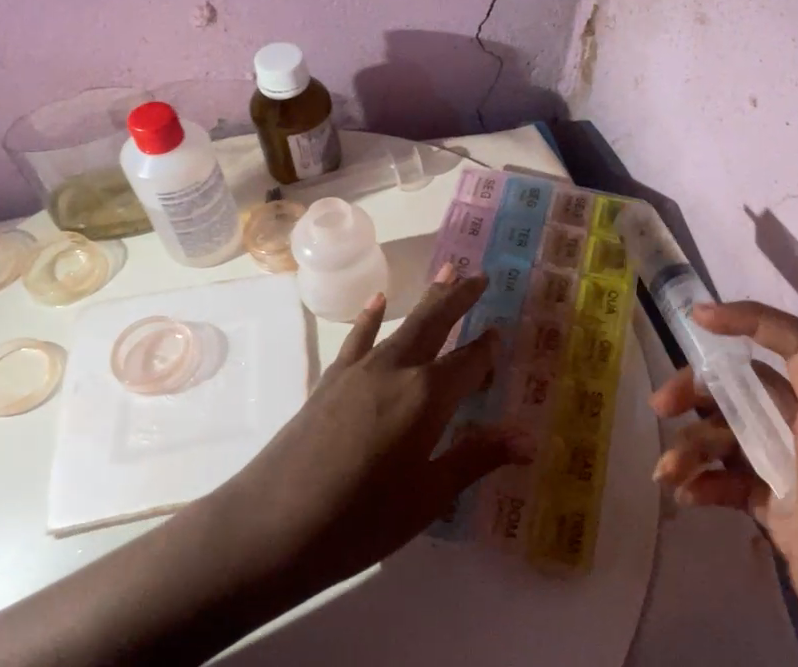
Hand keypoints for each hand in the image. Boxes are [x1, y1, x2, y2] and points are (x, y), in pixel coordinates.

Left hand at [202, 265, 532, 597]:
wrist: (269, 526)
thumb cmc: (359, 519)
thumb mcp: (428, 497)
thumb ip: (475, 458)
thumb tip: (527, 438)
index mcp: (428, 396)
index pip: (470, 361)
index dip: (488, 350)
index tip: (502, 335)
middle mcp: (398, 370)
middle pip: (436, 323)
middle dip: (460, 298)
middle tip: (481, 274)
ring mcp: (360, 371)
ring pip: (403, 324)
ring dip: (428, 298)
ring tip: (446, 271)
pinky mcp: (330, 381)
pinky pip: (358, 337)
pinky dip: (371, 316)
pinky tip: (378, 300)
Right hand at [651, 301, 797, 666]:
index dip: (753, 321)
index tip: (699, 318)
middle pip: (756, 388)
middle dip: (705, 391)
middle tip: (659, 407)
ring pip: (740, 433)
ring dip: (698, 444)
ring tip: (664, 475)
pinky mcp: (786, 509)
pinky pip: (738, 477)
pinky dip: (708, 481)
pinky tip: (686, 500)